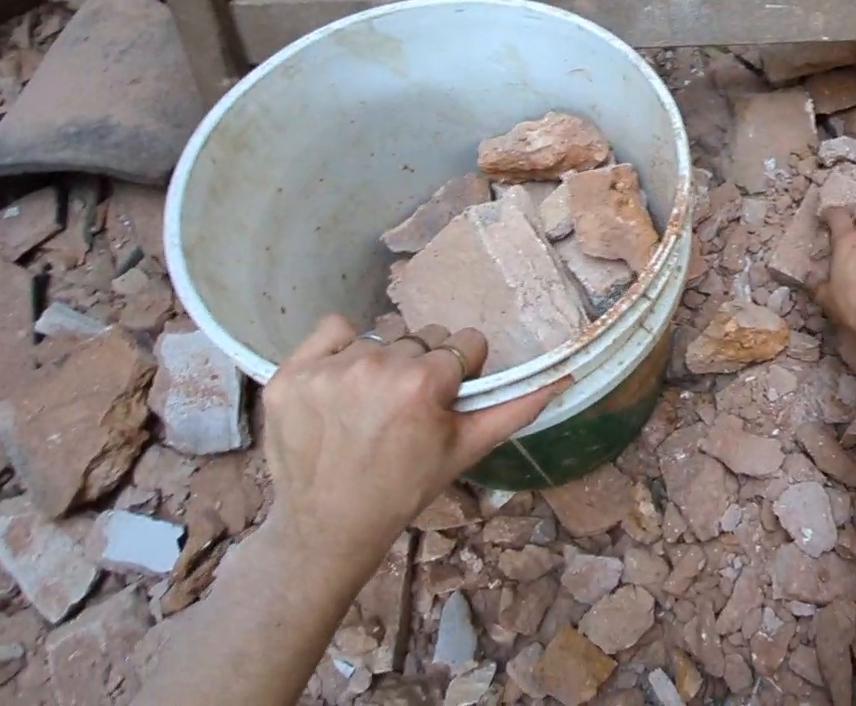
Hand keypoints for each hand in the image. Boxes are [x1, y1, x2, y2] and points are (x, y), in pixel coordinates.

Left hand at [259, 315, 566, 568]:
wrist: (328, 526)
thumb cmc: (406, 485)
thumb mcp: (468, 448)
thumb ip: (517, 408)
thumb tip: (563, 377)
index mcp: (424, 382)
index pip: (465, 344)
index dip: (461, 374)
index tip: (443, 402)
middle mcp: (378, 366)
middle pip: (424, 338)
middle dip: (424, 366)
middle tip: (406, 409)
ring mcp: (330, 370)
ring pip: (383, 337)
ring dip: (384, 363)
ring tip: (371, 404)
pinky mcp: (291, 374)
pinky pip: (333, 329)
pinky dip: (340, 349)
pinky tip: (341, 385)